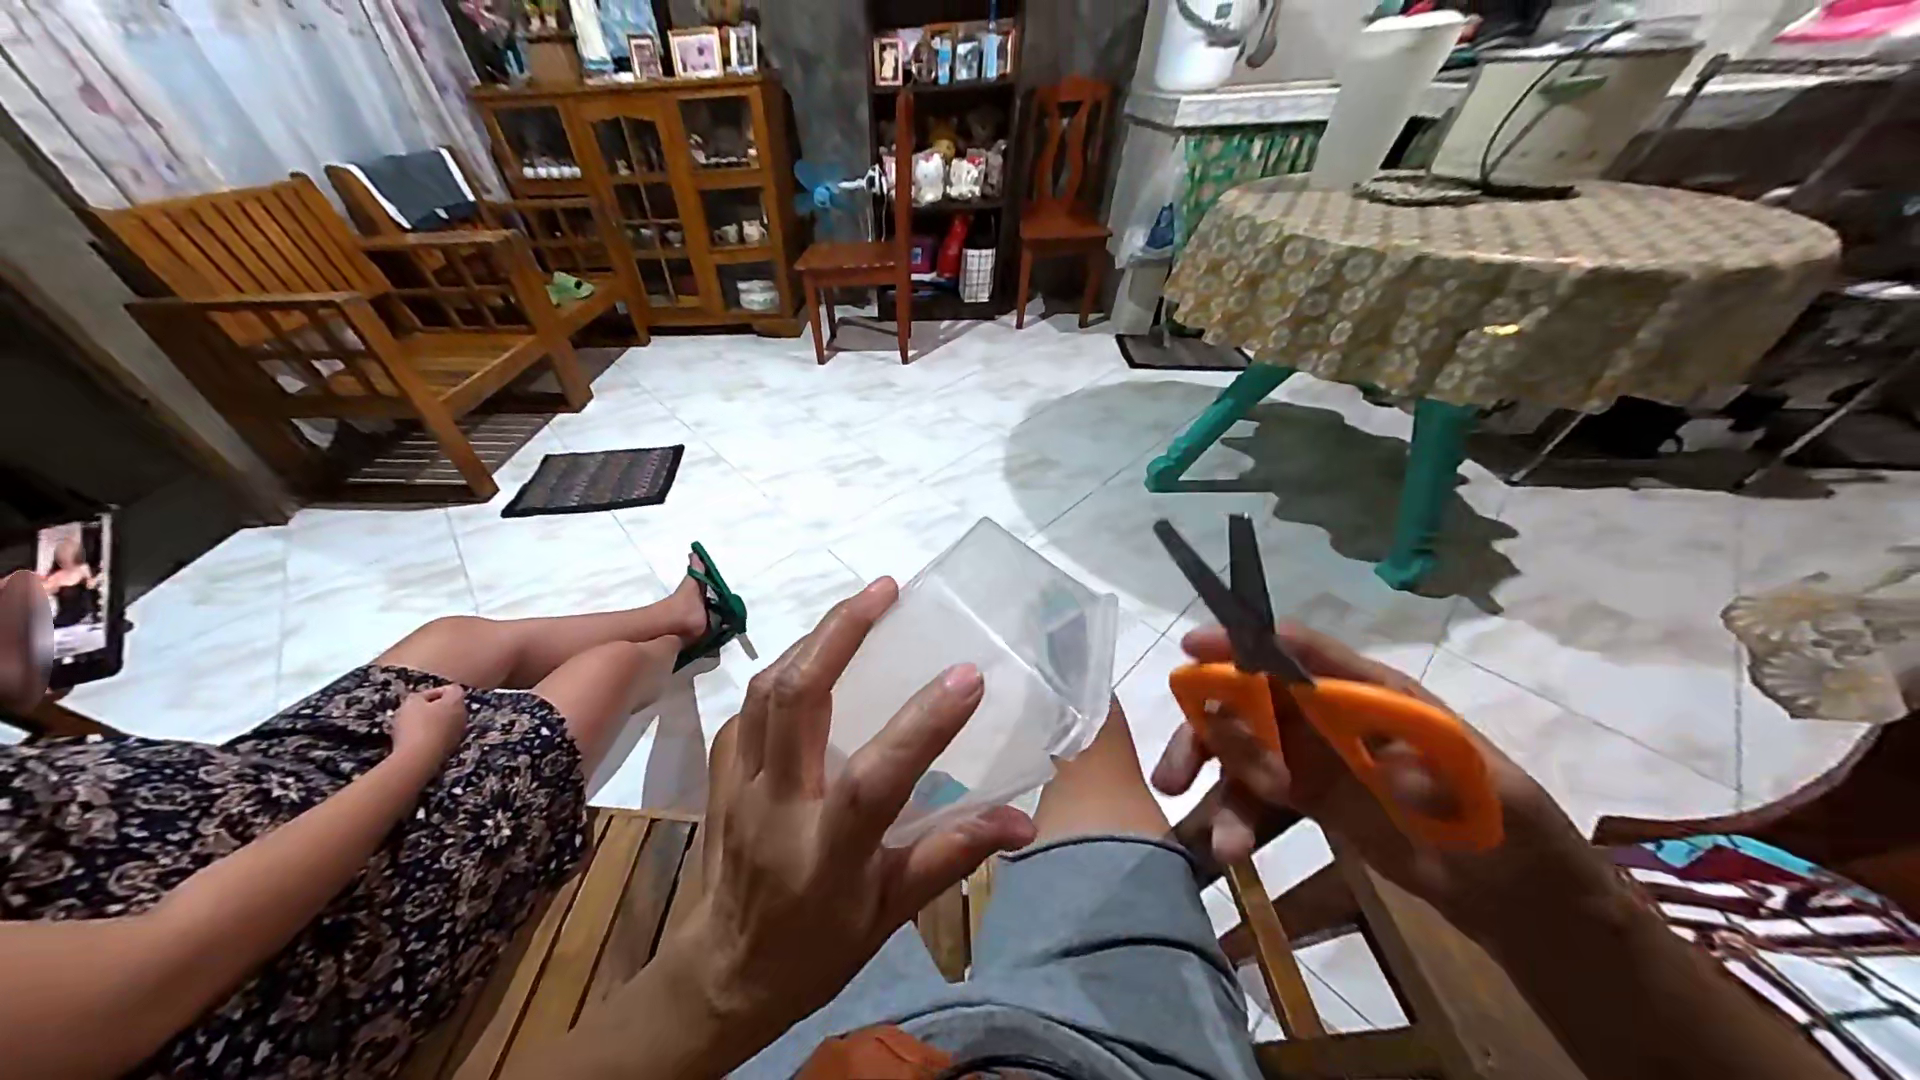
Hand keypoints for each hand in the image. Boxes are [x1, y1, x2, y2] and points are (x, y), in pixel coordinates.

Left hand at [389, 685, 467, 769]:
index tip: (461, 706)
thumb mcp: (454, 702)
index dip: (452, 697)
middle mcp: (402, 713)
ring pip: (428, 724)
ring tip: (452, 733)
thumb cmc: (438, 727)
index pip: (436, 692)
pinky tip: (442, 744)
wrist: (420, 759)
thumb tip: (453, 691)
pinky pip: (424, 738)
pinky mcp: (404, 747)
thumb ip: (456, 691)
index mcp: (412, 699)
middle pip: (431, 709)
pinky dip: (434, 739)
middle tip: (459, 719)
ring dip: (440, 726)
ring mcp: (401, 732)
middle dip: (445, 712)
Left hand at [662, 578, 1036, 1050]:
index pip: (877, 777)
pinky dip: (780, 673)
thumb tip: (1023, 823)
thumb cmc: (817, 947)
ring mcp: (740, 785)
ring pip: (765, 691)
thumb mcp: (890, 914)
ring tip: (855, 608)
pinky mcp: (719, 776)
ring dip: (811, 640)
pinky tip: (810, 660)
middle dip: (840, 633)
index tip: (967, 674)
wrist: (722, 974)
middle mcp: (778, 804)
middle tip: (884, 590)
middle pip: (796, 701)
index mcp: (829, 848)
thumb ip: (953, 855)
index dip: (923, 723)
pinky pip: (746, 709)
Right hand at [1152, 623, 1611, 938]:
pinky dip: (1235, 816)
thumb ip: (1436, 771)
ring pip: (1242, 748)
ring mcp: (1311, 753)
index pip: (1299, 653)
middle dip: (1207, 727)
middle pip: (1250, 698)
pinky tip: (1231, 849)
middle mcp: (1328, 712)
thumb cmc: (1509, 825)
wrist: (1512, 893)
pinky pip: (1254, 794)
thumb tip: (1383, 763)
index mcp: (1368, 691)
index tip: (1195, 648)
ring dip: (1217, 783)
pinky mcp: (1304, 793)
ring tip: (1222, 841)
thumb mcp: (1487, 789)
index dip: (1245, 644)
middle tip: (1178, 770)